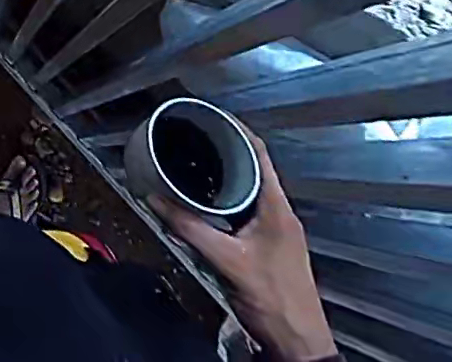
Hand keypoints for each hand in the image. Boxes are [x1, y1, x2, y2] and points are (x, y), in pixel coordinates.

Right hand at [148, 132, 335, 361]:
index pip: (260, 153)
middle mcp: (279, 212)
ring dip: (224, 169)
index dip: (237, 128)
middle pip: (253, 166)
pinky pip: (244, 204)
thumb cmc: (272, 299)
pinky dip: (224, 191)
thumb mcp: (226, 260)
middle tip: (193, 130)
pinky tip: (202, 195)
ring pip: (248, 186)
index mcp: (277, 208)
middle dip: (224, 145)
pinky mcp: (267, 242)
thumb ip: (188, 227)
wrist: (300, 346)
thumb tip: (152, 199)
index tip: (210, 112)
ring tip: (193, 155)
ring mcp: (275, 228)